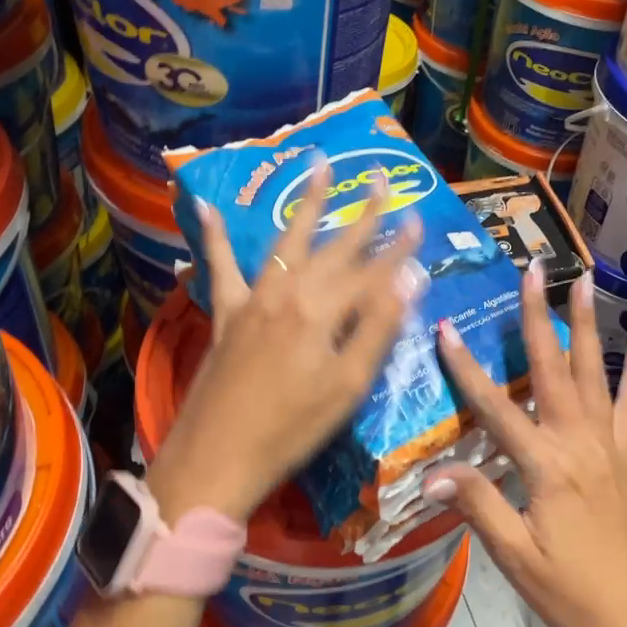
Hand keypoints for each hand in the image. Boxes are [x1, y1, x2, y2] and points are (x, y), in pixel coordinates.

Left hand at [149, 162, 427, 522]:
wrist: (215, 459)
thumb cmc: (292, 430)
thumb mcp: (348, 386)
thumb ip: (378, 327)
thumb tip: (411, 278)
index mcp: (323, 311)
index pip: (373, 271)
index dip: (400, 247)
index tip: (420, 219)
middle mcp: (289, 292)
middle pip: (335, 247)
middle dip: (364, 213)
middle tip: (381, 178)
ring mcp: (254, 299)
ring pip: (287, 241)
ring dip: (306, 204)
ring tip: (318, 166)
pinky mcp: (226, 314)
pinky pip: (221, 267)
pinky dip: (214, 236)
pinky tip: (206, 206)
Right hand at [427, 263, 626, 626]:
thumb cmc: (569, 594)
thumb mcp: (515, 558)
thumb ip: (478, 506)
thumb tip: (430, 473)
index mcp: (546, 466)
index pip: (496, 408)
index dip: (467, 369)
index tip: (445, 328)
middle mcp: (579, 443)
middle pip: (554, 370)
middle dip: (539, 317)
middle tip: (533, 269)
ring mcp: (608, 447)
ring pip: (594, 374)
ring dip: (586, 326)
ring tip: (584, 282)